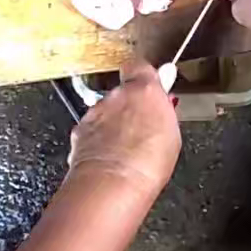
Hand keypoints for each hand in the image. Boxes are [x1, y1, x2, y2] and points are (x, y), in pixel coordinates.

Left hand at [68, 59, 179, 197]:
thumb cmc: (147, 162)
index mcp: (142, 90)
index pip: (138, 66)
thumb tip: (164, 80)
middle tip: (141, 130)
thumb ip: (163, 103)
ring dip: (112, 127)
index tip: (150, 86)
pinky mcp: (79, 132)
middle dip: (129, 109)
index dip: (143, 76)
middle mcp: (114, 97)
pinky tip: (110, 158)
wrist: (111, 183)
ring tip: (127, 150)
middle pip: (121, 95)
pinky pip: (92, 132)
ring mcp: (94, 114)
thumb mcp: (171, 132)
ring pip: (104, 114)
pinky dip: (98, 141)